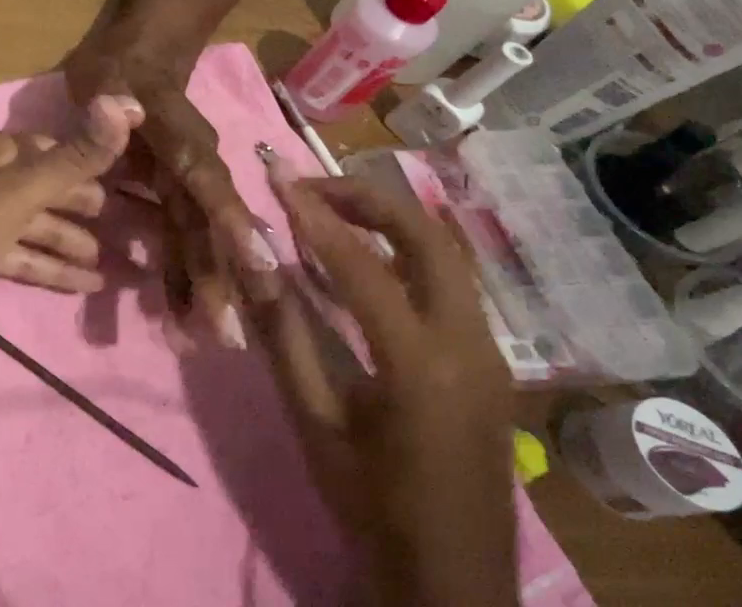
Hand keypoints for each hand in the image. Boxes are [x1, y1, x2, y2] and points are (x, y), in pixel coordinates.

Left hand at [0, 96, 129, 326]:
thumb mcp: (23, 191)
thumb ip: (76, 155)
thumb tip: (125, 102)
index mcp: (1, 153)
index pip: (57, 149)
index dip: (92, 164)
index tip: (133, 183)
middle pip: (49, 188)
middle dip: (86, 209)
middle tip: (131, 232)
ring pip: (36, 225)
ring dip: (72, 244)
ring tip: (113, 269)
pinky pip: (21, 254)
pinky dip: (50, 266)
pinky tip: (85, 284)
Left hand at [63, 33, 263, 350]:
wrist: (133, 52)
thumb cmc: (118, 67)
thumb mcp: (107, 81)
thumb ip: (109, 103)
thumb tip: (121, 106)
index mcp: (177, 141)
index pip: (205, 185)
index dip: (228, 222)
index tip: (259, 264)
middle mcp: (189, 166)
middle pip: (207, 225)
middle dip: (220, 277)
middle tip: (229, 336)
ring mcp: (179, 182)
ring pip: (194, 237)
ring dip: (200, 281)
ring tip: (207, 334)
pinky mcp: (165, 192)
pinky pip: (172, 235)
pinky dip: (173, 268)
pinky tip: (176, 306)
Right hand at [254, 160, 515, 606]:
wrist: (453, 575)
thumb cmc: (368, 500)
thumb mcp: (313, 418)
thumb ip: (281, 333)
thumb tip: (249, 261)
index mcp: (420, 364)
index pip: (362, 264)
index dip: (313, 214)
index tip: (275, 175)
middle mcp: (470, 345)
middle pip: (430, 239)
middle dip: (368, 199)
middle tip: (308, 188)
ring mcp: (492, 354)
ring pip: (448, 258)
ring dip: (389, 224)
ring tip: (327, 213)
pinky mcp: (492, 364)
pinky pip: (450, 288)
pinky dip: (404, 258)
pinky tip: (360, 267)